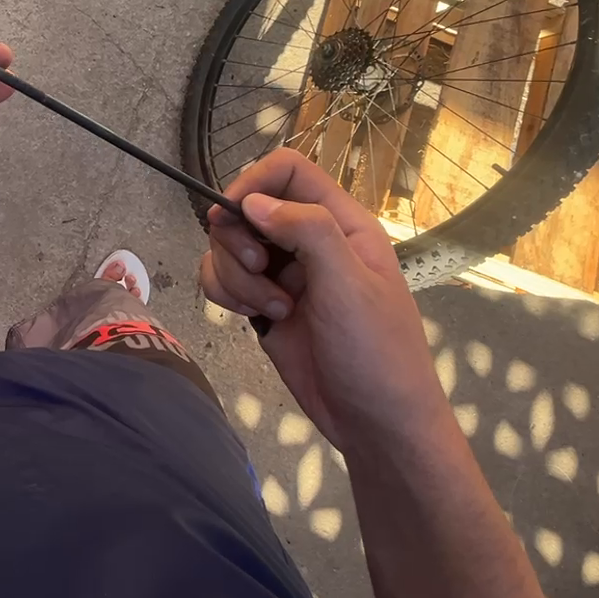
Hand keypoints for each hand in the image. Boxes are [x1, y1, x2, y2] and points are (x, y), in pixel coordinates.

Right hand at [198, 148, 450, 452]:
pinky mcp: (261, 300)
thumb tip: (252, 201)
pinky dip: (225, 292)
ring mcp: (282, 271)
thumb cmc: (377, 354)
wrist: (375, 426)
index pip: (287, 171)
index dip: (253, 181)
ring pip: (227, 243)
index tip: (232, 214)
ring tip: (271, 310)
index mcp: (340, 224)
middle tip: (258, 269)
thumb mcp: (350, 287)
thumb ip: (307, 232)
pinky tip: (254, 319)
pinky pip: (221, 276)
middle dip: (238, 239)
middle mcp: (308, 239)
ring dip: (234, 274)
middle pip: (246, 206)